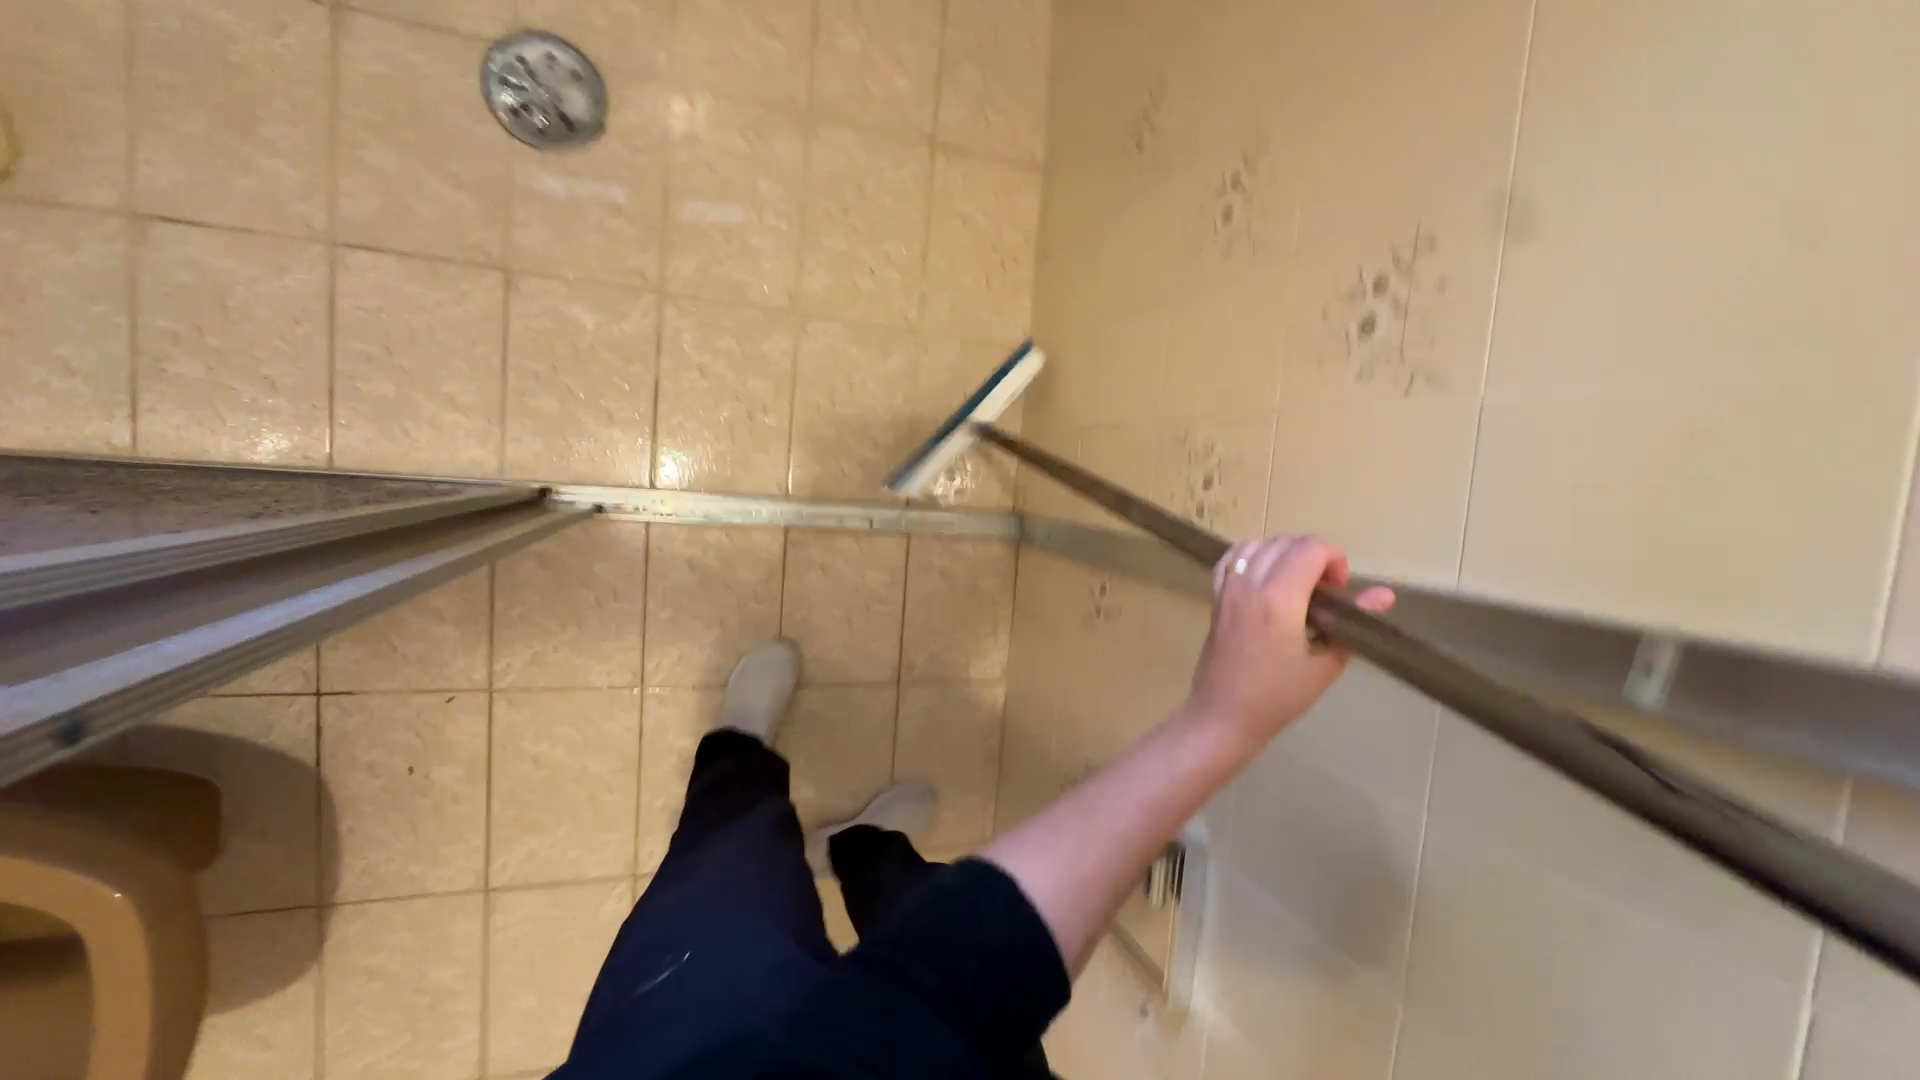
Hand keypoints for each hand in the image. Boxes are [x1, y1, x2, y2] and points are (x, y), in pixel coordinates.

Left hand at [1186, 535, 1394, 743]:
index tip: (1339, 589)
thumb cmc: (1277, 697)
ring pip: (1259, 543)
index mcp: (1279, 598)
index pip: (1311, 548)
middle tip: (1324, 591)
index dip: (1335, 559)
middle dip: (1314, 556)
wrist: (1223, 714)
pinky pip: (1232, 557)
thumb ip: (1352, 623)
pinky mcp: (1215, 596)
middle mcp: (1250, 583)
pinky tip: (1265, 578)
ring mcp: (1228, 587)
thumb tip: (1385, 594)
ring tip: (1297, 584)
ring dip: (1284, 553)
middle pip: (1287, 541)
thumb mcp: (1324, 664)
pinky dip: (1252, 556)